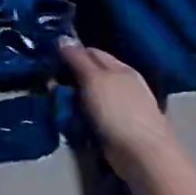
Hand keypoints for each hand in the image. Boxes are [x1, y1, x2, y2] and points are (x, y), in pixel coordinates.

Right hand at [60, 38, 175, 172]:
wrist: (144, 157)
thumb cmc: (118, 111)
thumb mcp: (93, 78)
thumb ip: (76, 57)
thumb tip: (62, 37)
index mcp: (121, 68)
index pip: (91, 52)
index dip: (71, 53)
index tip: (51, 60)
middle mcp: (124, 85)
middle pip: (90, 73)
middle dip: (70, 77)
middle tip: (51, 83)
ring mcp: (123, 107)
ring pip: (90, 95)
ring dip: (74, 98)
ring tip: (58, 102)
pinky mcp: (119, 128)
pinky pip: (94, 114)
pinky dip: (82, 115)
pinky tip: (72, 118)